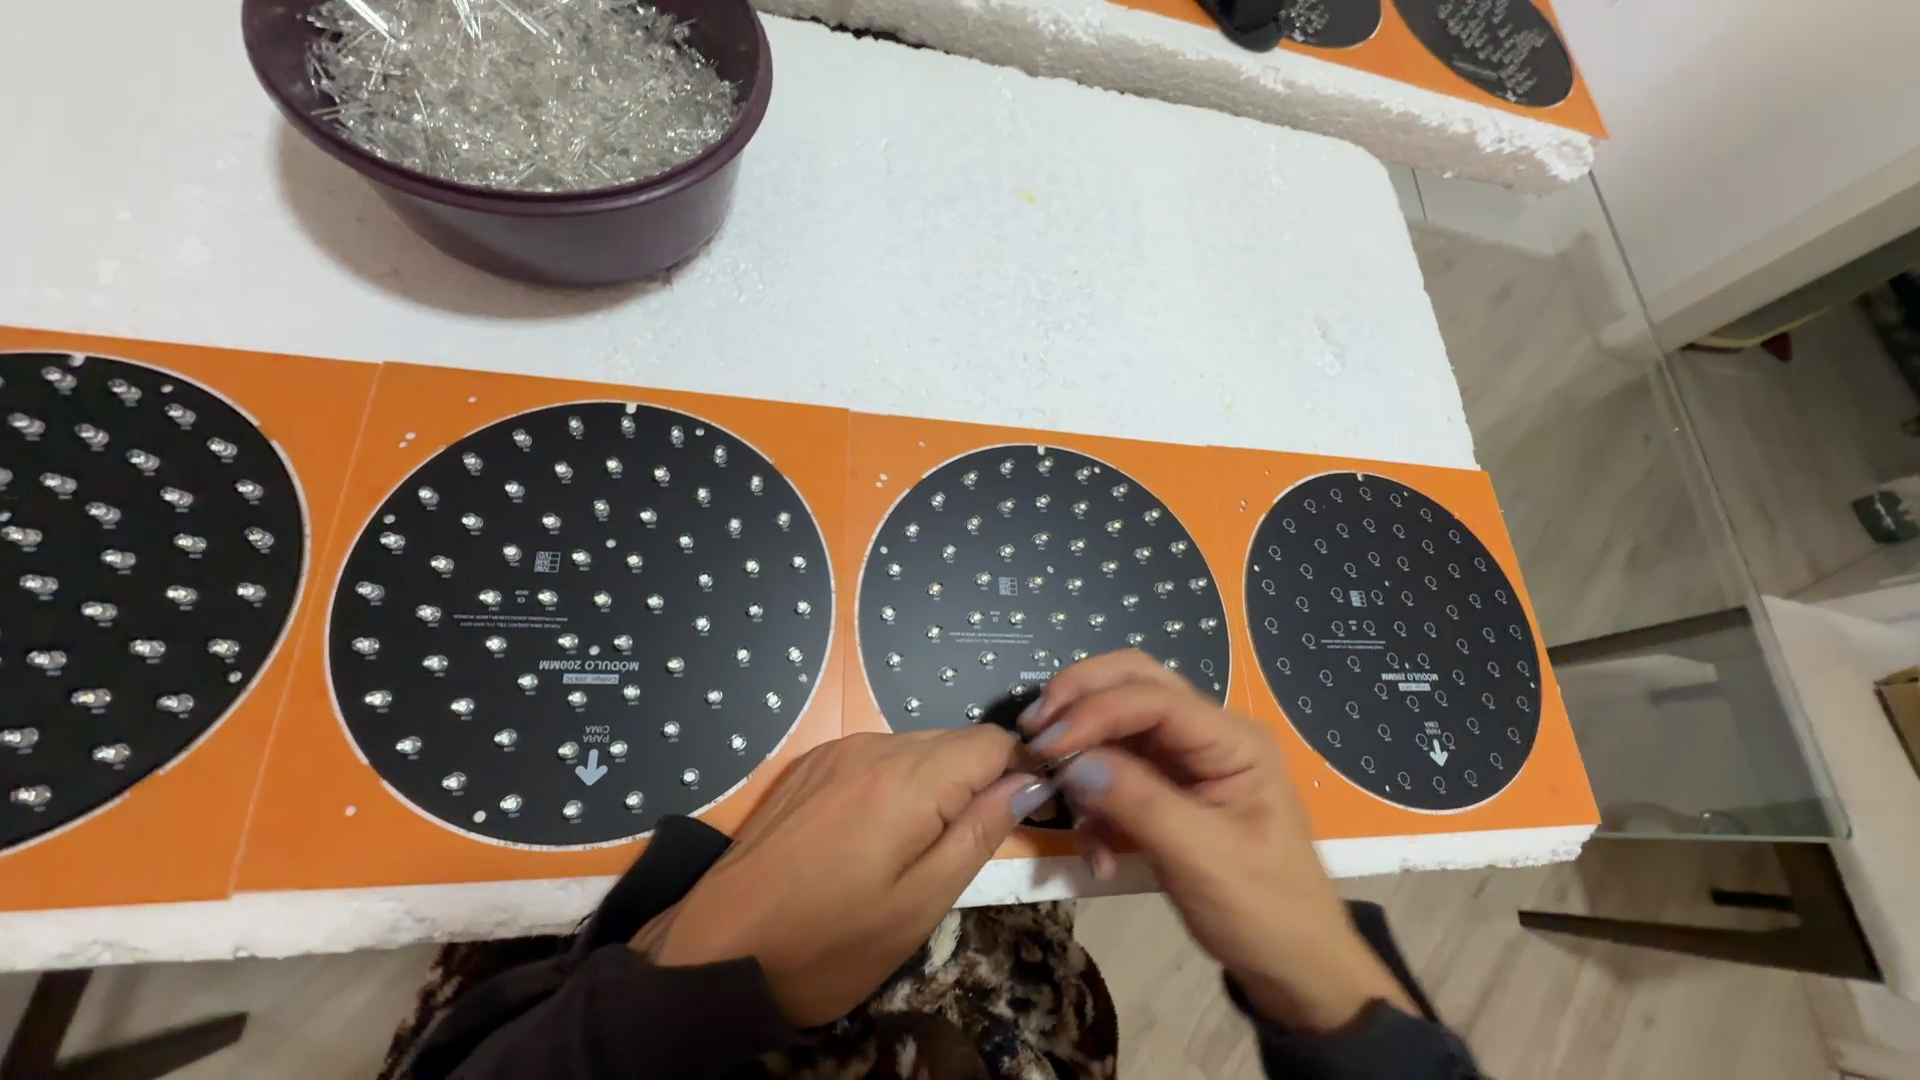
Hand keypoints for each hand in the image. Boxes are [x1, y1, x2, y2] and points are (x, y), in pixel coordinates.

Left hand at [631, 728, 1053, 1026]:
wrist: (718, 951)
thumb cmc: (831, 942)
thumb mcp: (922, 902)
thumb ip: (981, 831)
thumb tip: (1030, 782)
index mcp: (907, 779)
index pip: (992, 741)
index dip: (1019, 769)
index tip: (1025, 809)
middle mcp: (872, 746)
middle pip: (954, 740)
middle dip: (977, 778)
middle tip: (967, 842)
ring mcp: (836, 750)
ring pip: (916, 746)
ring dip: (936, 782)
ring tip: (918, 845)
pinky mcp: (810, 764)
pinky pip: (876, 756)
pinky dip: (896, 782)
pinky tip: (874, 832)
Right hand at [1020, 651, 1415, 1031]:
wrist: (1292, 965)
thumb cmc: (1263, 910)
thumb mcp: (1202, 858)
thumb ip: (1138, 803)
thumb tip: (1071, 762)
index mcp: (1232, 739)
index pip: (1154, 697)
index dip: (1095, 711)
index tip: (1046, 745)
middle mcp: (1206, 733)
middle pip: (1131, 682)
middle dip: (1078, 700)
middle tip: (1034, 732)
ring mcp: (1183, 756)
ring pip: (1114, 723)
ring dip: (1081, 755)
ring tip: (1060, 801)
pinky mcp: (1163, 783)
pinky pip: (1111, 769)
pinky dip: (1092, 798)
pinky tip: (1094, 849)